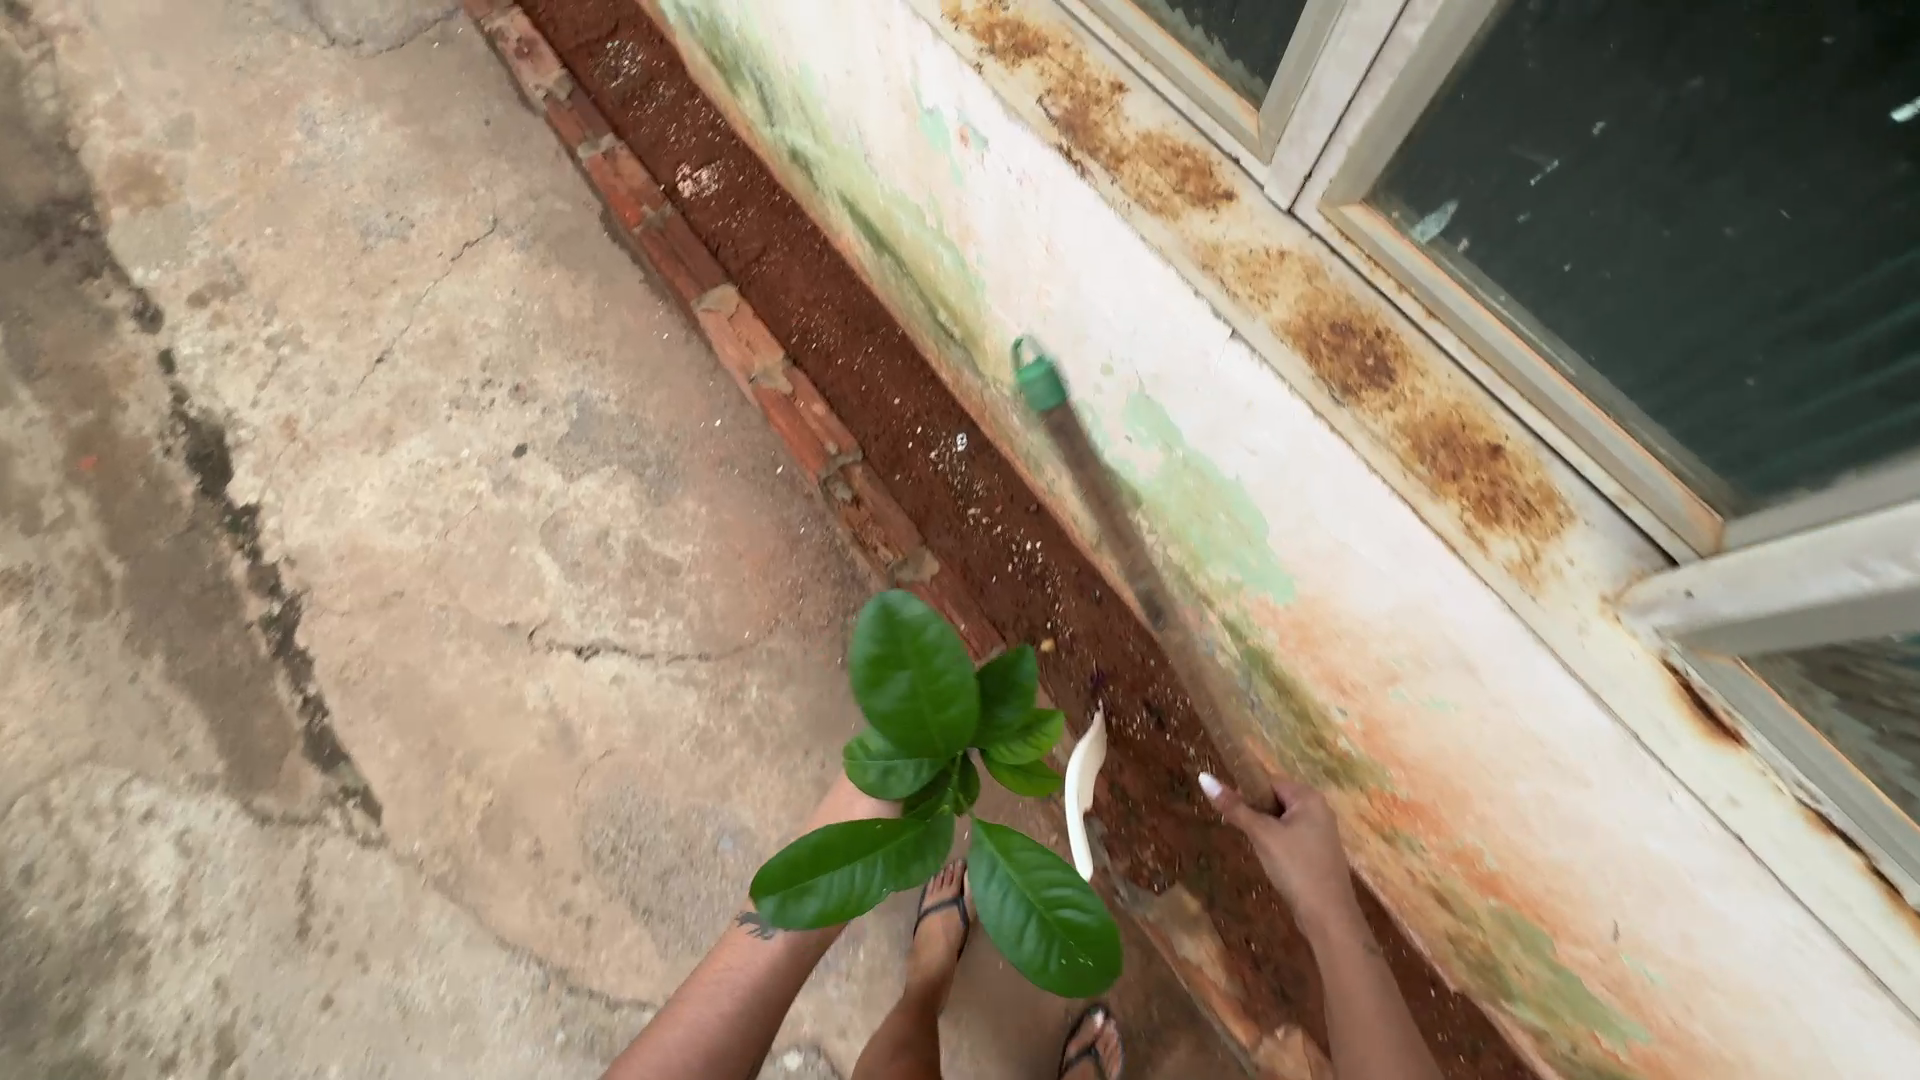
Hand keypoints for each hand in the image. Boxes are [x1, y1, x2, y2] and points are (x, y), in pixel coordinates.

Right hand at [1200, 771, 1363, 942]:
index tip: (1231, 810)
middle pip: (1274, 799)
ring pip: (1281, 819)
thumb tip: (1204, 777)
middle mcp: (1318, 809)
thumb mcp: (1261, 834)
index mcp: (1308, 797)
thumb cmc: (1295, 867)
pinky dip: (1276, 842)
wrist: (1329, 917)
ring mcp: (1320, 831)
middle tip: (1244, 831)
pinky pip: (1290, 835)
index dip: (1246, 792)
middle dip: (1255, 813)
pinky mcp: (1318, 851)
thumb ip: (1234, 807)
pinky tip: (1271, 859)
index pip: (1268, 781)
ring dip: (1264, 829)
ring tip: (1256, 847)